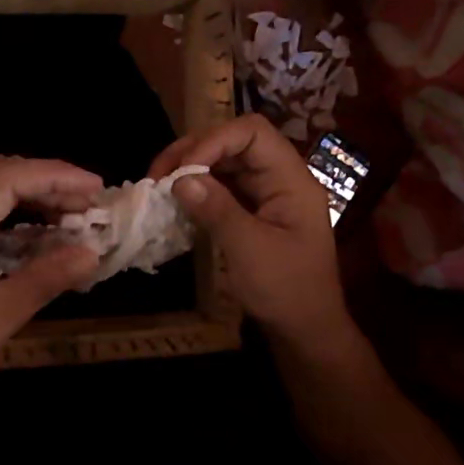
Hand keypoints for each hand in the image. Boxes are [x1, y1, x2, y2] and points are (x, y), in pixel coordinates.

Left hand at [0, 157, 101, 399]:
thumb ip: (44, 280)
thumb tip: (91, 253)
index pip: (10, 177)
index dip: (57, 175)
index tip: (97, 188)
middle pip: (2, 172)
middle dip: (50, 181)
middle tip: (90, 204)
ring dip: (35, 193)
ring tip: (73, 215)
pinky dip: (18, 210)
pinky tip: (42, 232)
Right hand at [149, 115, 348, 344]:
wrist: (306, 330)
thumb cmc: (286, 290)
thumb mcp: (249, 251)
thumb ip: (217, 210)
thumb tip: (179, 179)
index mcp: (292, 180)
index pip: (253, 133)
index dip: (213, 140)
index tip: (181, 170)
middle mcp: (280, 179)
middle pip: (235, 143)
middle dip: (194, 152)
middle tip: (157, 175)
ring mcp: (267, 195)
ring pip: (225, 163)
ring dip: (191, 169)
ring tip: (159, 186)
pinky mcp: (253, 212)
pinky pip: (223, 187)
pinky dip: (198, 190)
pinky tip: (175, 202)